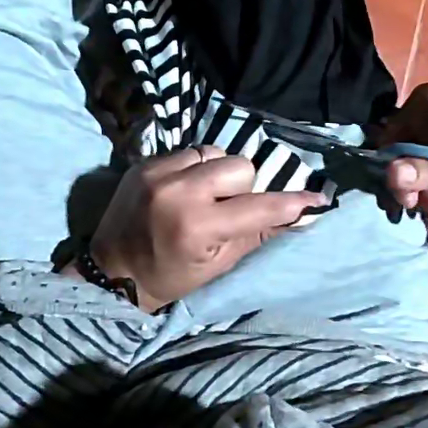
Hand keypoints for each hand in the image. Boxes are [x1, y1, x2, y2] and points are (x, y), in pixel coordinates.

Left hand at [85, 146, 322, 310]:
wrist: (111, 271)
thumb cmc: (172, 276)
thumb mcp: (219, 264)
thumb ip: (259, 234)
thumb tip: (302, 215)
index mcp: (198, 227)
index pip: (259, 207)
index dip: (291, 202)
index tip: (317, 198)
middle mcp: (178, 192)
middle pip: (239, 166)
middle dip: (242, 187)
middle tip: (227, 209)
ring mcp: (157, 173)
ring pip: (215, 152)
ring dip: (218, 173)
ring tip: (204, 196)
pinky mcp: (145, 162)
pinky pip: (189, 151)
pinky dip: (195, 168)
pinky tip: (184, 189)